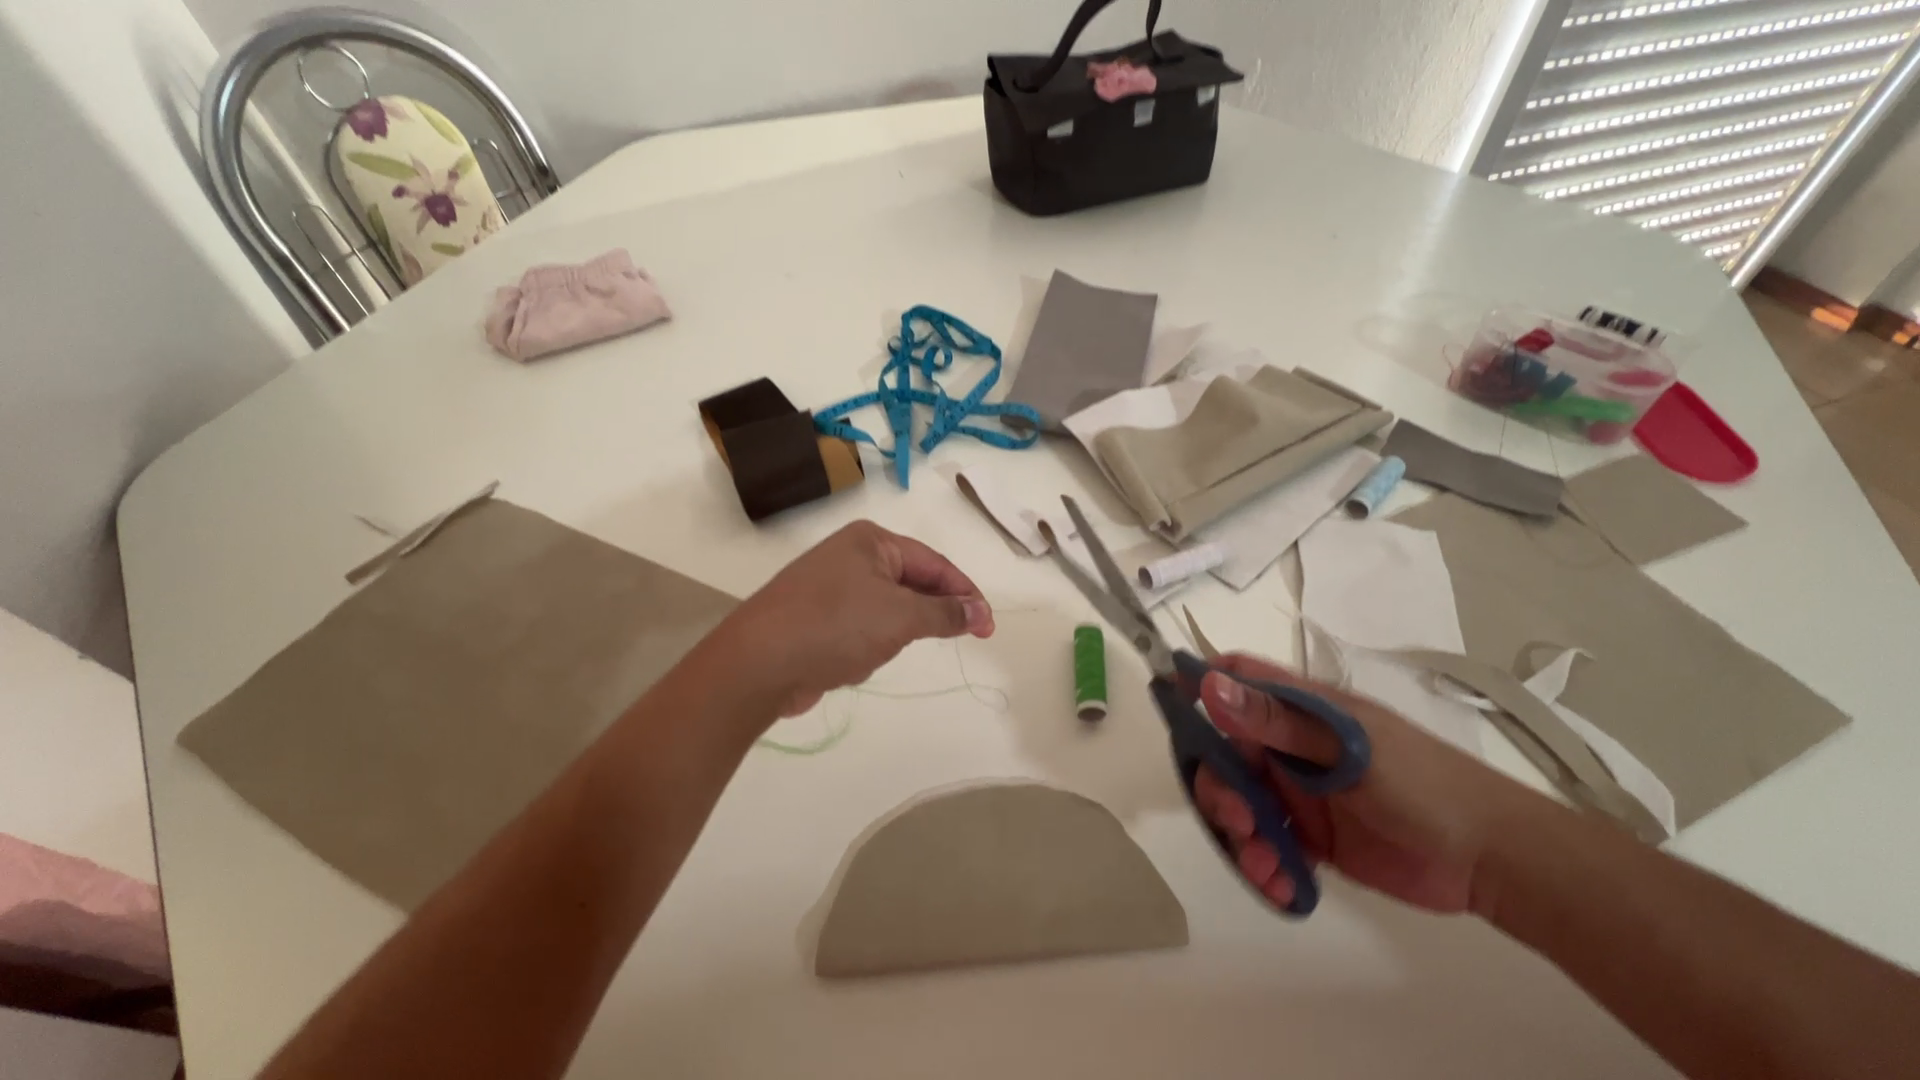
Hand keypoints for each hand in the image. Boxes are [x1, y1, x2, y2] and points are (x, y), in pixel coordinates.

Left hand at [720, 521, 993, 719]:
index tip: (988, 627)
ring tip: (888, 651)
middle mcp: (848, 555)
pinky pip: (858, 626)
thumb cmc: (836, 627)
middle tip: (961, 639)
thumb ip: (945, 613)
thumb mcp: (901, 617)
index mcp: (871, 541)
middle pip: (911, 581)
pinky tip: (857, 661)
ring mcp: (828, 586)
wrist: (758, 663)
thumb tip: (979, 611)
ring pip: (885, 607)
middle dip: (931, 612)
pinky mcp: (813, 617)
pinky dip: (869, 643)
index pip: (934, 563)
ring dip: (896, 631)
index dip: (966, 594)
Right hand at [1193, 654, 1542, 914]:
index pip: (1237, 681)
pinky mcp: (1309, 838)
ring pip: (1239, 805)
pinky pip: (1264, 846)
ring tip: (1265, 864)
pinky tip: (1281, 884)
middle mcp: (1291, 747)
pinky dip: (1262, 865)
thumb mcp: (1349, 747)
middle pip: (1224, 754)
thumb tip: (1209, 684)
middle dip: (1218, 788)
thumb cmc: (1423, 784)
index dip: (1198, 685)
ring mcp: (1299, 793)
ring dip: (1240, 836)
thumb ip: (1278, 721)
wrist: (1491, 858)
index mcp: (1303, 710)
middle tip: (1238, 821)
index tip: (1164, 703)